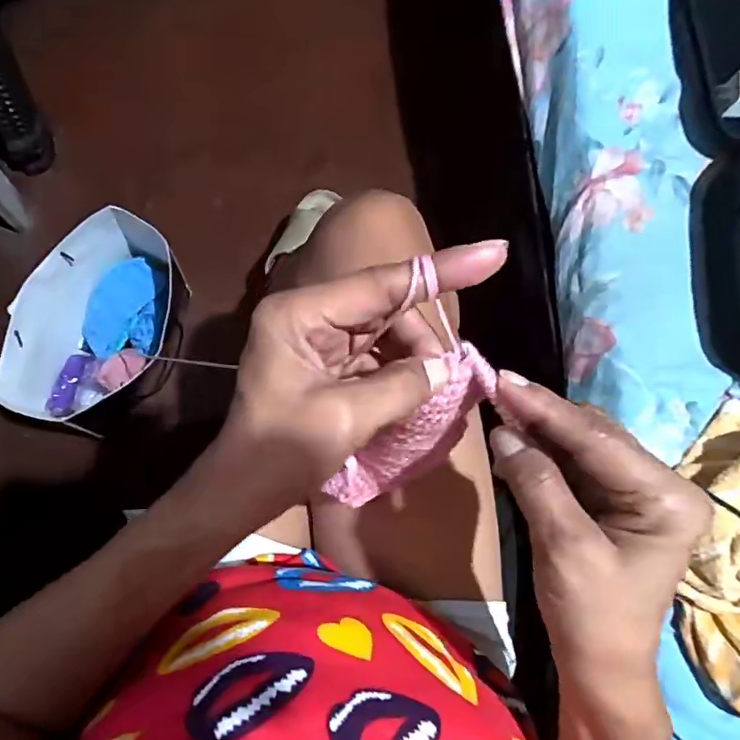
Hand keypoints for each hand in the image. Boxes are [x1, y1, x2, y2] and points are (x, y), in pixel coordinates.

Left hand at [219, 240, 507, 501]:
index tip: (494, 252)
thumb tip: (445, 368)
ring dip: (412, 355)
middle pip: (383, 306)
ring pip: (380, 331)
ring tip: (434, 386)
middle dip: (421, 335)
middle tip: (449, 371)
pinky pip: (369, 354)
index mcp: (299, 314)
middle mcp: (304, 315)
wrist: (245, 486)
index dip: (441, 270)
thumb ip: (404, 384)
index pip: (380, 283)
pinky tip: (417, 388)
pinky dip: (396, 370)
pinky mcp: (319, 363)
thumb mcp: (348, 417)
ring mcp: (310, 338)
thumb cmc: (284, 452)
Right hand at [488, 376, 708, 688]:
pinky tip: (516, 435)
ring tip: (500, 403)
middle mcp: (661, 488)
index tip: (505, 379)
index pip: (598, 441)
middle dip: (543, 413)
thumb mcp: (564, 545)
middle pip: (595, 436)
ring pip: (583, 447)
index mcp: (667, 497)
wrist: (600, 664)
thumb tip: (503, 433)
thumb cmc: (591, 612)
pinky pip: (574, 467)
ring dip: (541, 428)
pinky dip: (543, 452)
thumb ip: (536, 483)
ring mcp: (637, 496)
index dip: (546, 409)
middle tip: (497, 387)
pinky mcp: (612, 506)